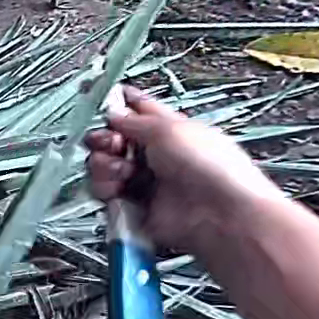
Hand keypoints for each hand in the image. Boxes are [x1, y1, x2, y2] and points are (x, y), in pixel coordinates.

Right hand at [84, 85, 286, 252]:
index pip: (137, 110)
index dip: (117, 104)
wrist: (219, 214)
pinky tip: (119, 189)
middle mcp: (153, 153)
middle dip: (104, 139)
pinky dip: (105, 188)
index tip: (100, 105)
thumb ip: (134, 120)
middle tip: (112, 144)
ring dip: (105, 165)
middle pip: (111, 138)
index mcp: (168, 129)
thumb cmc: (206, 165)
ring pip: (103, 165)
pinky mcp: (132, 205)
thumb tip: (111, 114)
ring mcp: (141, 179)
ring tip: (124, 171)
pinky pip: (103, 191)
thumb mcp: (168, 129)